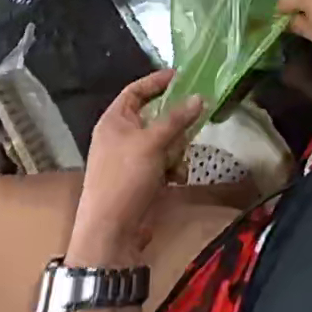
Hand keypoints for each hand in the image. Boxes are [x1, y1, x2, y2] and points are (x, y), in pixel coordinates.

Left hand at [71, 70, 203, 264]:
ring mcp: (132, 158)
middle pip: (155, 115)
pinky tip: (176, 178)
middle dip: (174, 122)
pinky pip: (164, 162)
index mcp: (115, 120)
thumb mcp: (152, 143)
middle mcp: (121, 135)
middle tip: (195, 118)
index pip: (136, 90)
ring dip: (176, 148)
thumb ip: (177, 118)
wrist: (111, 234)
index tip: (181, 76)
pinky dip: (172, 167)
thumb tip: (200, 97)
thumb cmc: (125, 179)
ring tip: (178, 160)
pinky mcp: (142, 178)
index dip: (157, 81)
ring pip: (163, 140)